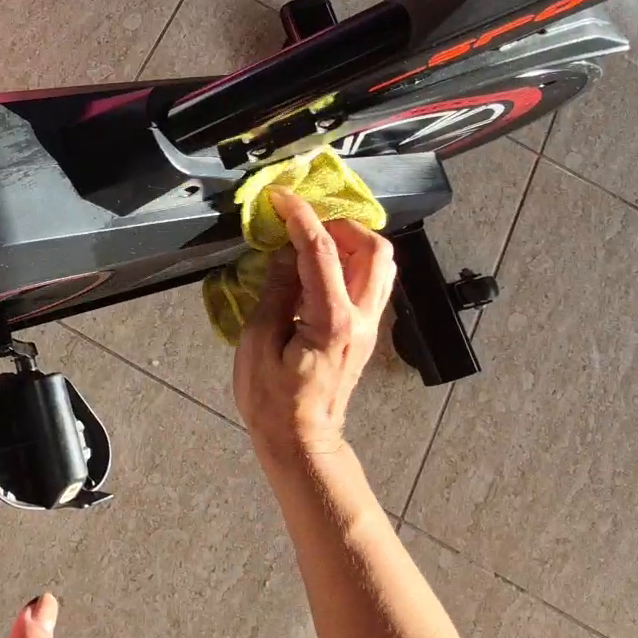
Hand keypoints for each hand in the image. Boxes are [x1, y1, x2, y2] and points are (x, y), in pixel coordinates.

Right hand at [232, 189, 396, 460]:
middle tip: (304, 223)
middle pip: (374, 250)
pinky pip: (369, 282)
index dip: (300, 217)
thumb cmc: (272, 399)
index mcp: (332, 320)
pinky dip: (349, 261)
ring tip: (312, 240)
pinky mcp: (365, 333)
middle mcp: (361, 318)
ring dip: (350, 241)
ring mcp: (370, 326)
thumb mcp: (258, 343)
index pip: (321, 251)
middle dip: (340, 224)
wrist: (301, 440)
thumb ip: (276, 292)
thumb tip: (286, 255)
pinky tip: (318, 267)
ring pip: (379, 264)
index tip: (280, 197)